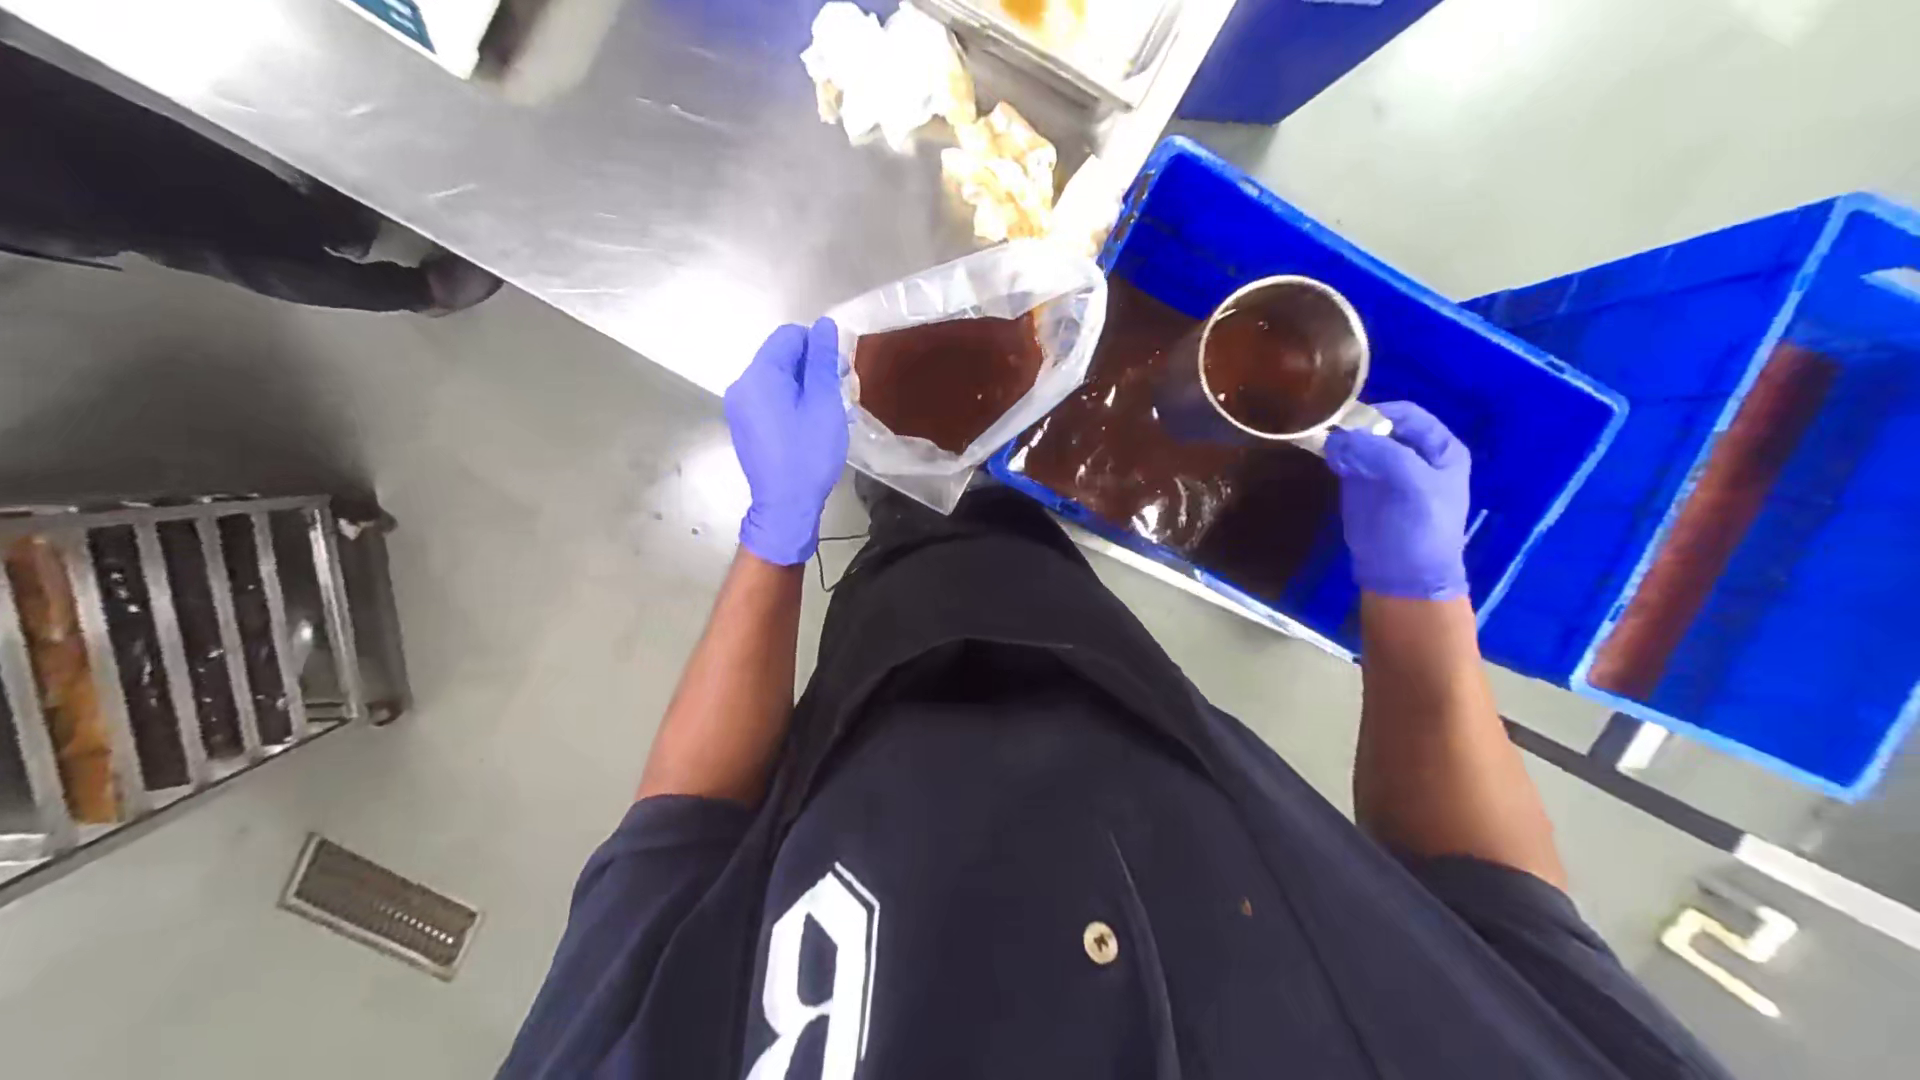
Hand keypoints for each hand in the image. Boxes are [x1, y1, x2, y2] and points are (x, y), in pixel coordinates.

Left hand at [724, 318, 848, 564]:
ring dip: (804, 386)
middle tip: (838, 392)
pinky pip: (769, 400)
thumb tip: (823, 326)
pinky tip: (809, 424)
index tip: (839, 371)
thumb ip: (823, 362)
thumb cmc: (808, 454)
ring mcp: (740, 408)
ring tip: (827, 411)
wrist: (785, 505)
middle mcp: (742, 386)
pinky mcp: (745, 426)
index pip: (788, 336)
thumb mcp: (823, 404)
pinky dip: (791, 402)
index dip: (818, 345)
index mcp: (759, 376)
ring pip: (777, 380)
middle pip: (780, 357)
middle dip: (811, 367)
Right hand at [1324, 401, 1469, 601]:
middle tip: (1331, 434)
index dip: (1378, 413)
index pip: (1406, 414)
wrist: (1402, 576)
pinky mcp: (1361, 485)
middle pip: (1379, 426)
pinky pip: (1347, 460)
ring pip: (1360, 442)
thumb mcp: (1414, 486)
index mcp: (1439, 449)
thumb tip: (1340, 435)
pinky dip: (1335, 456)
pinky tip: (1326, 458)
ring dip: (1342, 441)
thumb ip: (1384, 454)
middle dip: (1355, 427)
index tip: (1347, 422)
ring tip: (1326, 447)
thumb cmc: (1420, 530)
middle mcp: (1412, 453)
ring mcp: (1385, 469)